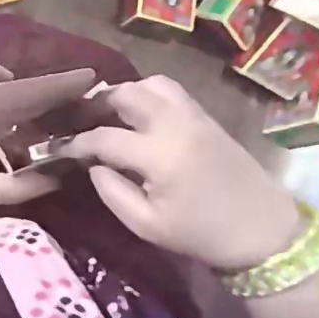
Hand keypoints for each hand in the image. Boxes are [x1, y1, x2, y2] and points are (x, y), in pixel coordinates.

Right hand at [56, 75, 300, 269]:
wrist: (262, 230)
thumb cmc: (200, 234)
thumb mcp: (145, 225)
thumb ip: (112, 191)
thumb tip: (93, 165)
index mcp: (159, 155)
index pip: (103, 137)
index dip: (75, 143)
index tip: (56, 150)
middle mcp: (175, 124)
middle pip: (125, 94)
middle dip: (96, 105)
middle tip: (79, 123)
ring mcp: (194, 116)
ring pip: (150, 84)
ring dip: (124, 93)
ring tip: (108, 114)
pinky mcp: (206, 117)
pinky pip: (171, 91)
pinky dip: (147, 94)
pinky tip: (137, 115)